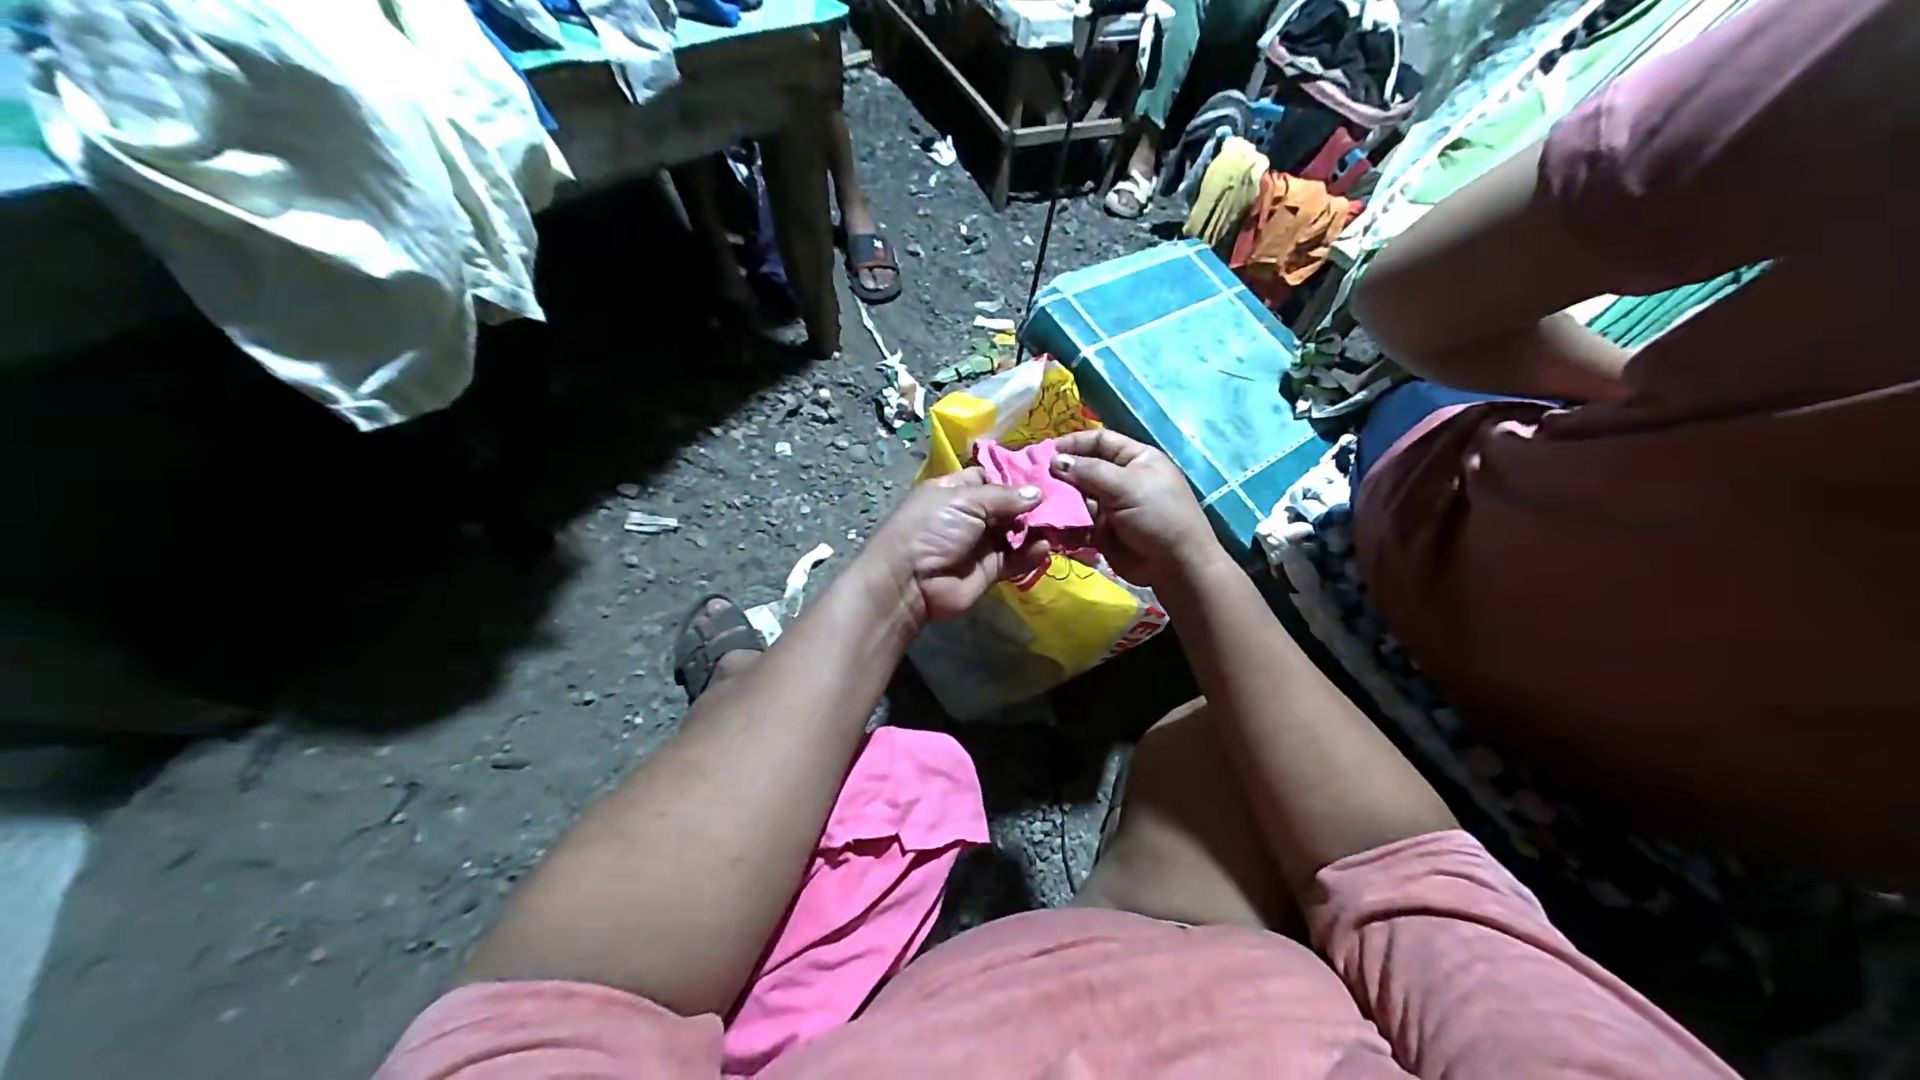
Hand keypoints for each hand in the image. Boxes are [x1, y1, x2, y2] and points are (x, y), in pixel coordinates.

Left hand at [861, 470, 1051, 625]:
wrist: (909, 581)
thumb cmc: (931, 528)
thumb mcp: (964, 501)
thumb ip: (1003, 496)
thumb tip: (1037, 492)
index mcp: (956, 491)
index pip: (990, 477)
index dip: (1016, 476)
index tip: (1046, 473)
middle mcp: (970, 515)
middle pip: (1008, 506)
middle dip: (1033, 504)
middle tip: (1063, 499)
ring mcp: (981, 543)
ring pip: (1016, 532)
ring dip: (1036, 529)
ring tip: (1058, 524)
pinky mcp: (990, 570)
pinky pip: (1016, 558)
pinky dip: (1031, 553)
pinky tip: (1043, 547)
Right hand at [1049, 429, 1220, 586]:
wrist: (1175, 565)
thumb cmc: (1158, 515)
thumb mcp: (1126, 486)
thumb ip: (1089, 471)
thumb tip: (1055, 460)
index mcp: (1135, 459)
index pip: (1099, 441)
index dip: (1073, 443)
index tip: (1045, 452)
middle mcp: (1120, 479)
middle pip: (1083, 469)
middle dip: (1060, 474)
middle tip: (1032, 479)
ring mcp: (1110, 505)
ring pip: (1076, 497)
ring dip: (1058, 500)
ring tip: (1036, 502)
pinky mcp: (1101, 530)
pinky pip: (1076, 521)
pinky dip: (1063, 523)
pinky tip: (1047, 523)